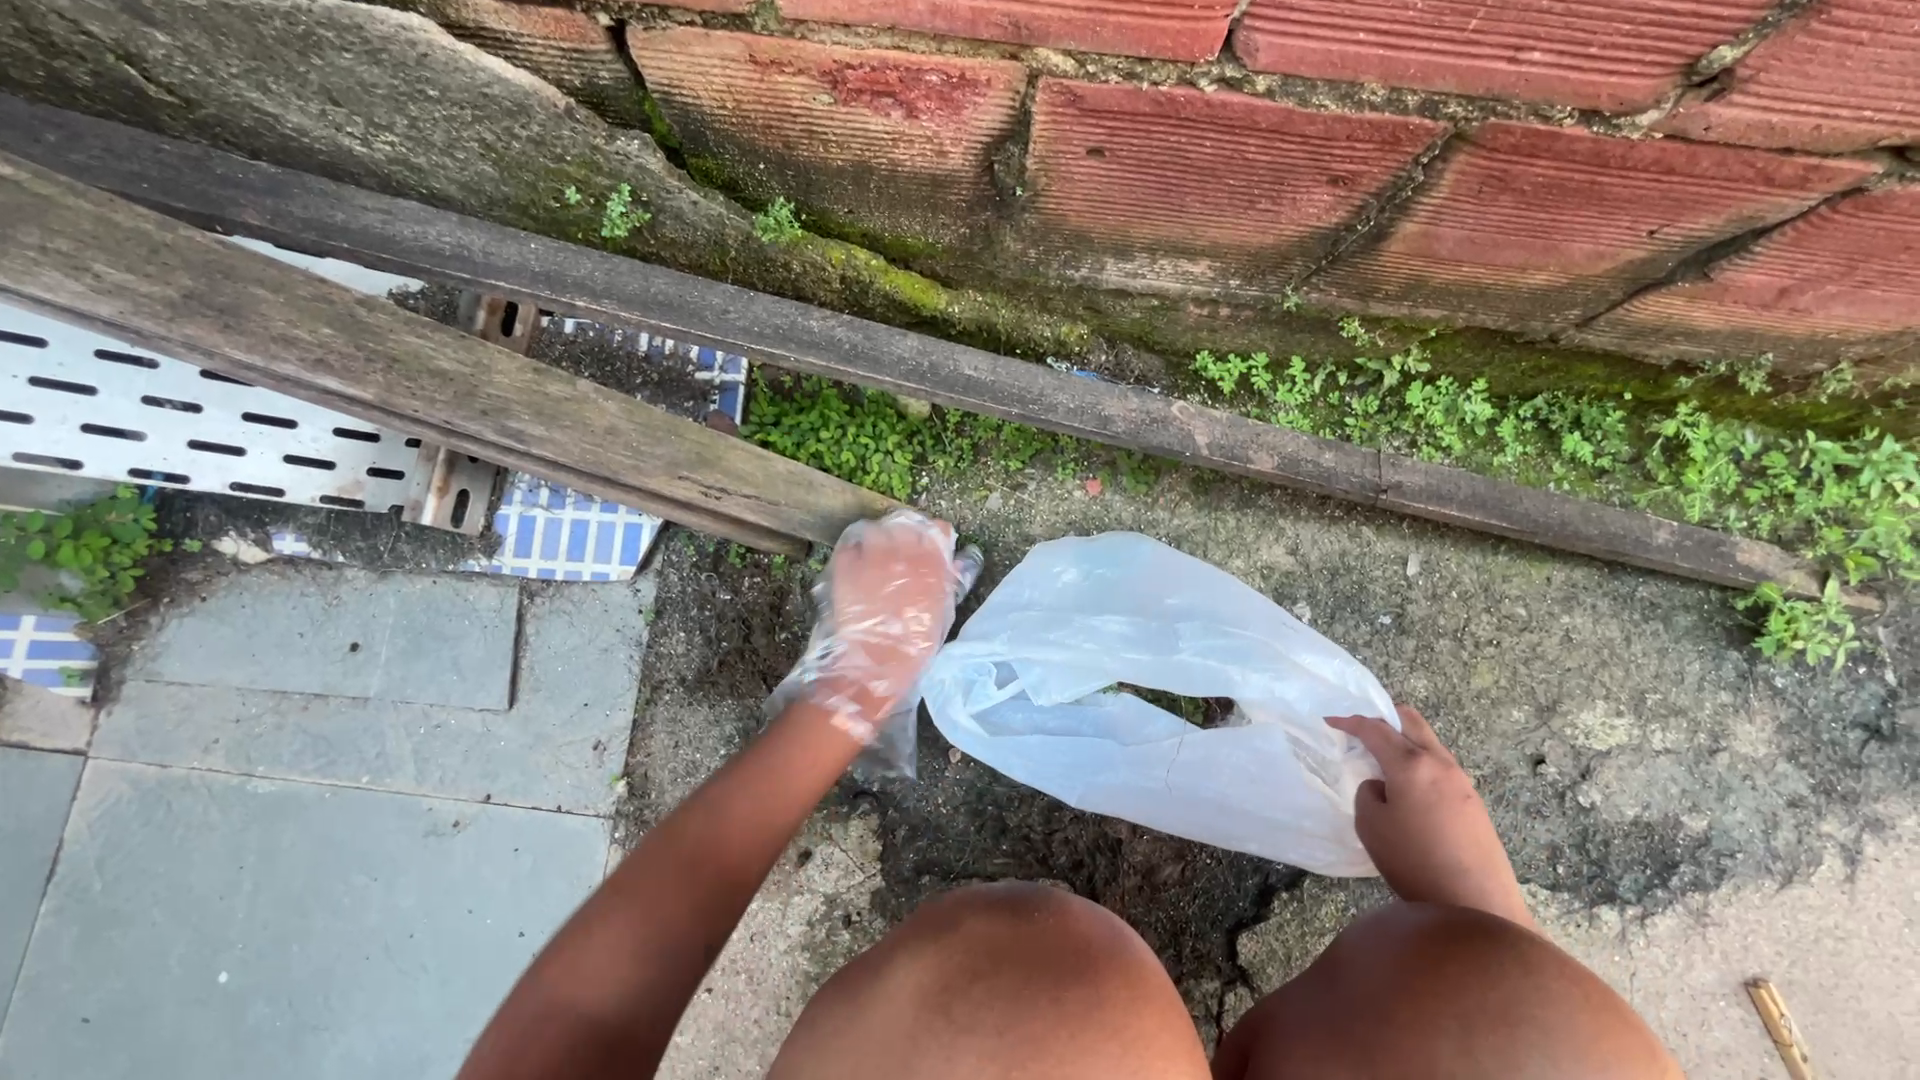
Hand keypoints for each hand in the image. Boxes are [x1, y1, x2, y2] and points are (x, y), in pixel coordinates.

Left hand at [789, 509, 975, 742]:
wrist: (874, 664)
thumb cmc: (914, 646)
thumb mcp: (942, 613)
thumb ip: (948, 582)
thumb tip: (957, 561)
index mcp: (933, 563)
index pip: (938, 529)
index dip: (933, 538)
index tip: (928, 548)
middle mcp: (906, 551)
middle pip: (906, 523)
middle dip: (904, 535)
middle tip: (898, 553)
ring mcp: (873, 555)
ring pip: (877, 529)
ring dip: (877, 540)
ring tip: (874, 559)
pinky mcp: (846, 564)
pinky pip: (850, 545)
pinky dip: (853, 552)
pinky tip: (855, 568)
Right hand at [1326, 706, 1531, 927]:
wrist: (1477, 903)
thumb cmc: (1414, 861)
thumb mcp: (1371, 825)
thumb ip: (1369, 793)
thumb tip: (1383, 786)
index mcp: (1410, 764)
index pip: (1375, 729)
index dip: (1349, 722)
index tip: (1330, 721)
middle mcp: (1439, 763)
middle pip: (1411, 721)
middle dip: (1383, 717)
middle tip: (1361, 729)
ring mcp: (1462, 781)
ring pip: (1428, 742)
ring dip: (1403, 741)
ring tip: (1383, 760)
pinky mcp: (1473, 802)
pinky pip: (1440, 766)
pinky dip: (1418, 763)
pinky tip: (1408, 788)